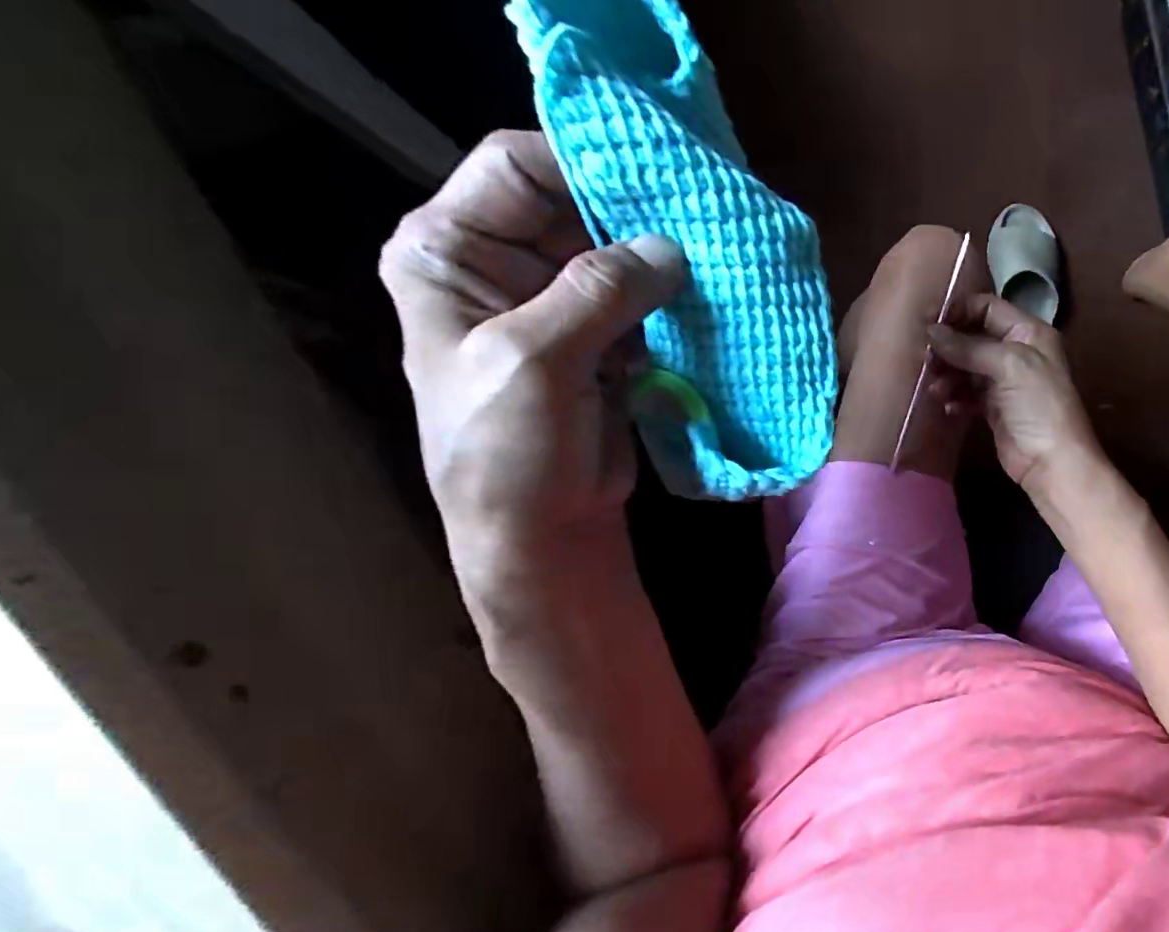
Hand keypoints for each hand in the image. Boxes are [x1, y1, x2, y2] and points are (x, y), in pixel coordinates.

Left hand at [379, 131, 686, 582]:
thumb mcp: (534, 360)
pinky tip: (709, 305)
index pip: (517, 167)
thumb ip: (595, 292)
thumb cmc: (506, 449)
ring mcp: (557, 306)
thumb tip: (669, 247)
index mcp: (451, 251)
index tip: (657, 175)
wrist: (541, 530)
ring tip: (718, 260)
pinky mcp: (602, 342)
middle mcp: (501, 266)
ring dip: (663, 266)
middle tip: (704, 217)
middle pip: (575, 209)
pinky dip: (674, 307)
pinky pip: (643, 305)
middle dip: (636, 217)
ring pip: (618, 258)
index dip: (583, 164)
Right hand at [924, 294, 1104, 496]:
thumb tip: (931, 332)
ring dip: (949, 376)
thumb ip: (969, 347)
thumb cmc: (1038, 405)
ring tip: (936, 390)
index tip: (930, 324)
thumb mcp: (1008, 366)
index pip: (988, 307)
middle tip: (926, 360)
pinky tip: (947, 407)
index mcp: (1028, 332)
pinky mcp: (995, 408)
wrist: (1052, 461)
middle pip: (974, 338)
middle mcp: (1017, 352)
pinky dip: (956, 398)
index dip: (960, 312)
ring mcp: (1006, 382)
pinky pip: (968, 395)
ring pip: (968, 368)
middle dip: (949, 347)